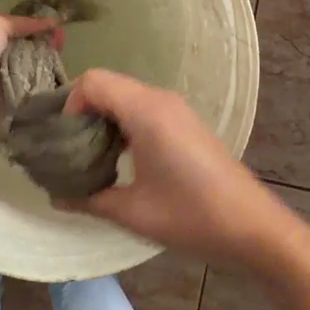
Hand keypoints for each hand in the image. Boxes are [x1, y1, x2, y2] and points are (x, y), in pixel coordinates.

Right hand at [56, 69, 294, 267]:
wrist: (253, 227)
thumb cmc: (191, 216)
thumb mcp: (133, 213)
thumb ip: (89, 199)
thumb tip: (56, 196)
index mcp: (146, 110)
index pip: (93, 81)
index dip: (69, 104)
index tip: (61, 140)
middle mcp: (160, 99)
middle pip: (107, 85)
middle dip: (82, 112)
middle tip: (68, 150)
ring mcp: (176, 109)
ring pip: (125, 96)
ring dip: (103, 119)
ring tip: (90, 158)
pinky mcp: (185, 122)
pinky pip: (143, 108)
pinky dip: (123, 123)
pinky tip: (121, 160)